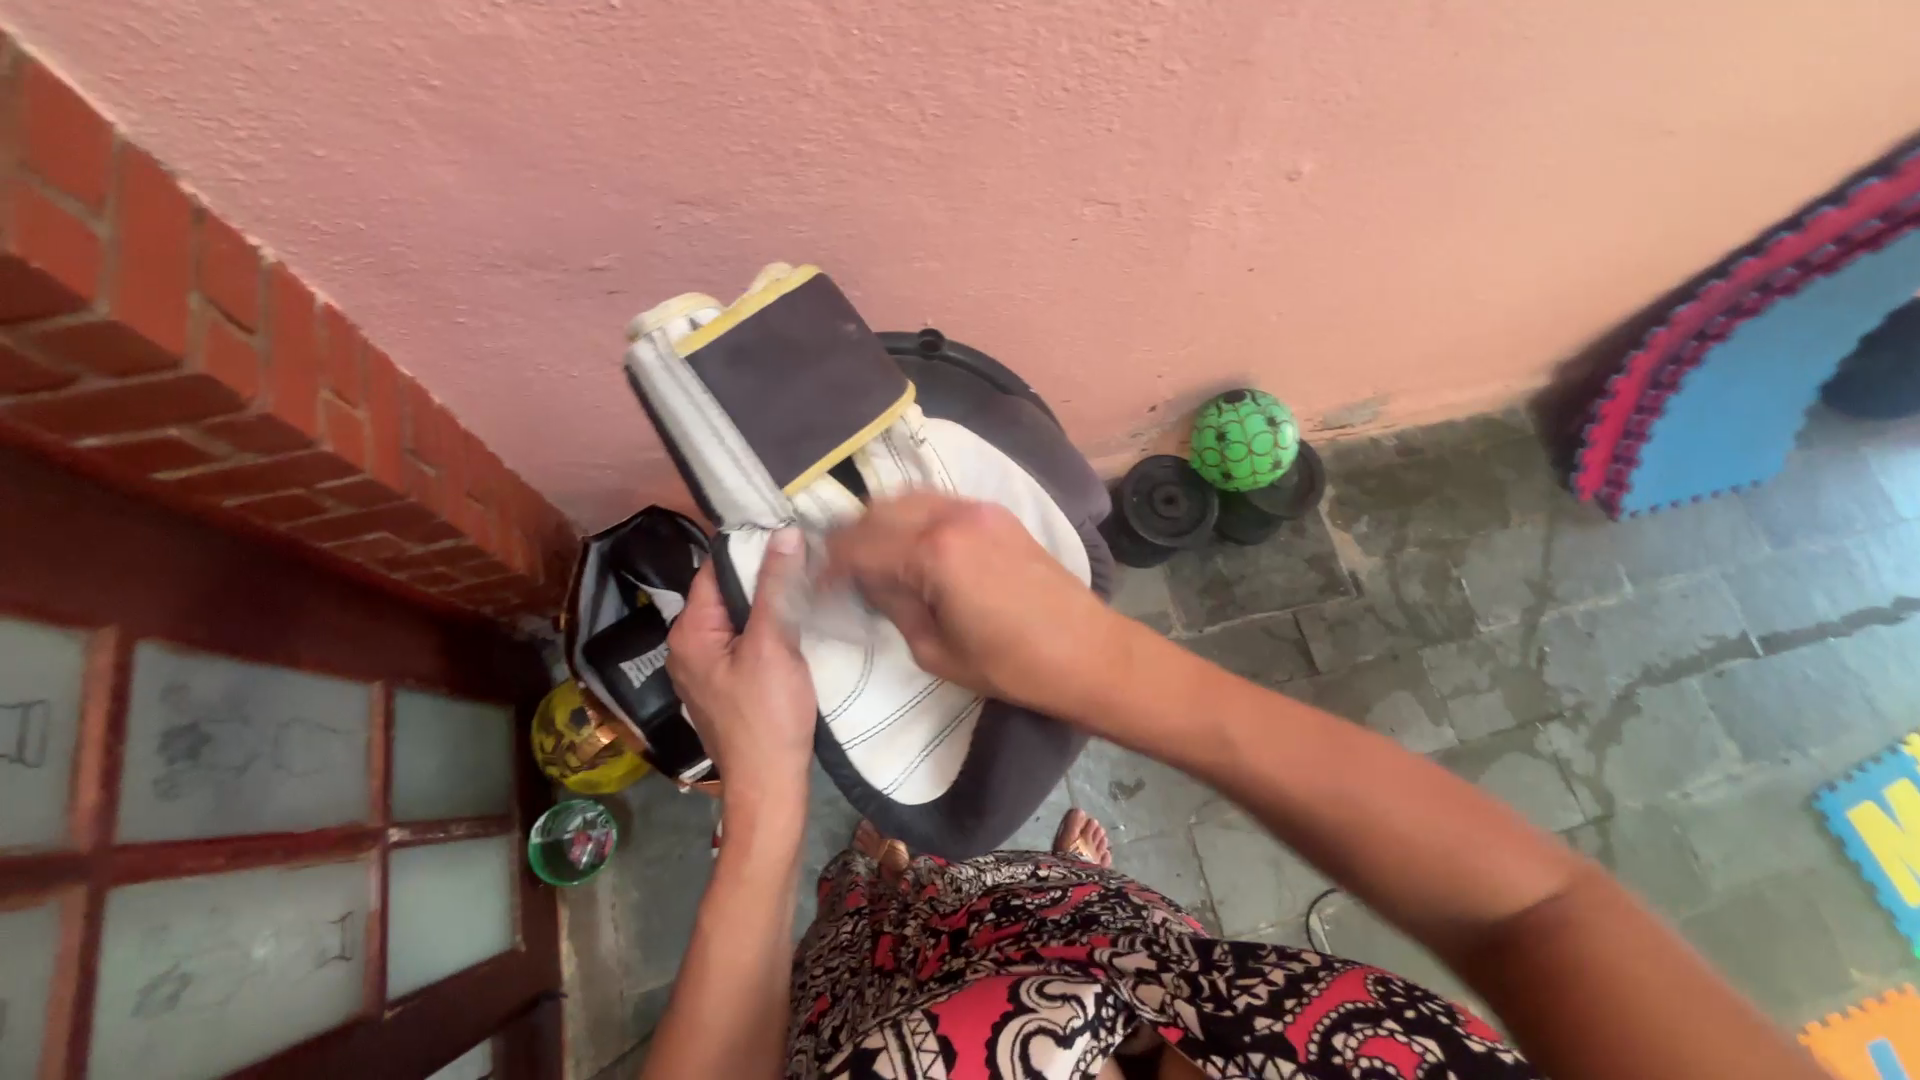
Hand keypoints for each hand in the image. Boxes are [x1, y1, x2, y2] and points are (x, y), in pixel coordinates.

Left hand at [666, 528, 815, 826]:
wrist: (768, 782)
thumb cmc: (768, 714)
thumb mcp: (773, 643)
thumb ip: (776, 587)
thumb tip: (783, 533)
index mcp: (689, 631)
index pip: (715, 570)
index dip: (751, 549)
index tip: (789, 535)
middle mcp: (687, 646)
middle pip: (725, 594)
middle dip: (762, 576)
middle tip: (805, 559)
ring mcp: (704, 670)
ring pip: (736, 619)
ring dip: (766, 604)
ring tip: (805, 587)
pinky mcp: (724, 687)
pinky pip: (742, 643)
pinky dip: (764, 631)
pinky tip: (794, 627)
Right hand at [823, 494, 1120, 709]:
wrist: (1086, 652)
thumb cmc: (1010, 665)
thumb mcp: (935, 649)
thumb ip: (895, 605)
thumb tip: (872, 581)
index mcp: (934, 553)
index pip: (861, 547)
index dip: (831, 565)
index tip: (816, 584)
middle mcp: (953, 516)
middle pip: (880, 512)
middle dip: (852, 538)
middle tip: (837, 568)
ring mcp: (979, 509)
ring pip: (909, 499)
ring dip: (881, 521)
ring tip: (869, 554)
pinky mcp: (997, 513)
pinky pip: (939, 502)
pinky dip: (913, 516)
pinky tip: (909, 543)